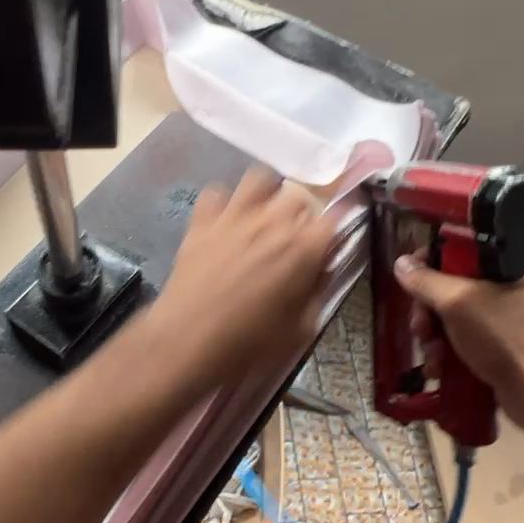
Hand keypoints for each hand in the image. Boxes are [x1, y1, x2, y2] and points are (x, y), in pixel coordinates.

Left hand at [143, 168, 334, 381]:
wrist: (188, 340)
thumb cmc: (249, 343)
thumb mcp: (300, 328)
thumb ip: (317, 291)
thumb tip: (321, 270)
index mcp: (304, 248)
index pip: (335, 217)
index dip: (334, 228)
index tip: (329, 241)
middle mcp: (273, 221)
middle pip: (299, 194)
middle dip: (303, 211)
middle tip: (296, 234)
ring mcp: (234, 215)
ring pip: (259, 179)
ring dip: (267, 194)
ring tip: (263, 215)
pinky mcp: (202, 220)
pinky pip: (216, 193)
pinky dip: (224, 203)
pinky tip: (225, 221)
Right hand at [393, 252, 523, 436]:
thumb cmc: (505, 339)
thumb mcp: (458, 303)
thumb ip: (425, 281)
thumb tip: (401, 263)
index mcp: (510, 261)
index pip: (460, 246)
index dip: (430, 262)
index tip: (411, 282)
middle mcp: (510, 283)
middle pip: (450, 283)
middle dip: (428, 309)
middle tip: (420, 328)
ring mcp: (506, 314)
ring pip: (452, 313)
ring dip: (433, 335)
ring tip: (432, 355)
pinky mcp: (500, 342)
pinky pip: (463, 336)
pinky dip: (446, 350)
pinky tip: (439, 368)